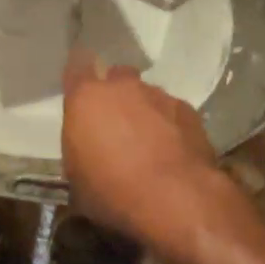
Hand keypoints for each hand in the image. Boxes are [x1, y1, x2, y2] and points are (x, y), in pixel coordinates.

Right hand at [60, 49, 236, 248]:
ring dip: (144, 111)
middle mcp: (122, 87)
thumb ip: (79, 149)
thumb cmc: (112, 191)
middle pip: (116, 77)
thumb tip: (88, 148)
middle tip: (115, 123)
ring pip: (146, 94)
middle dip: (115, 94)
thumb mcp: (77, 179)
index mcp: (86, 98)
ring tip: (147, 141)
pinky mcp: (187, 110)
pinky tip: (172, 150)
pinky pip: (171, 111)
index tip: (80, 85)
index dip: (79, 73)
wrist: (175, 198)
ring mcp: (158, 95)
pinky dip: (169, 124)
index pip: (77, 65)